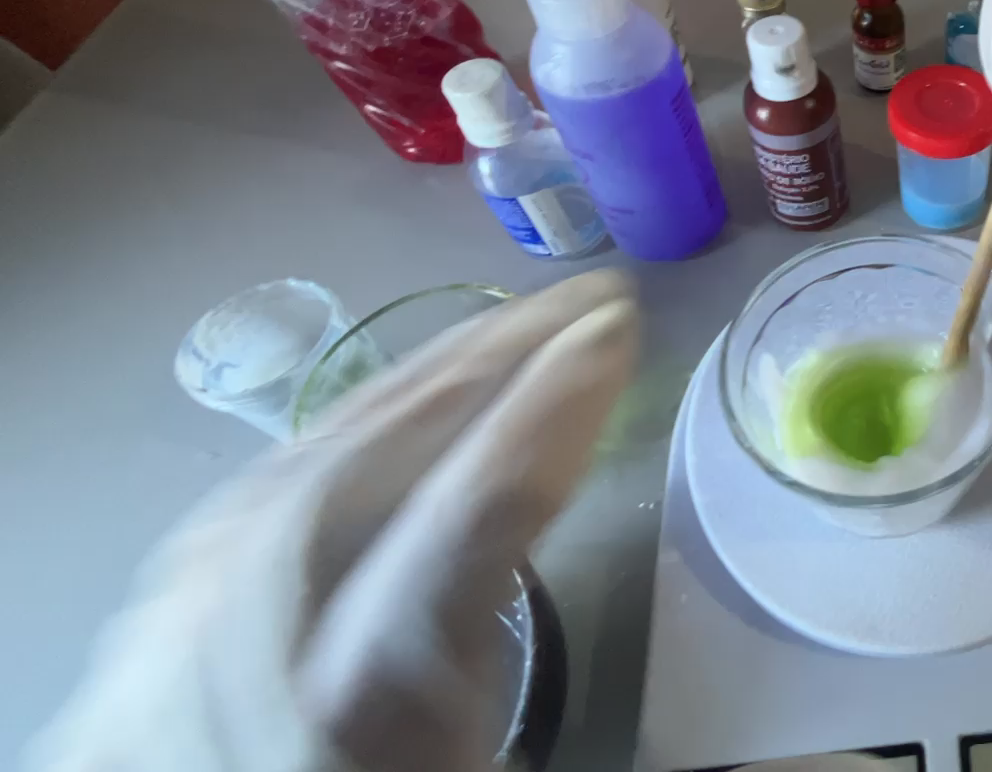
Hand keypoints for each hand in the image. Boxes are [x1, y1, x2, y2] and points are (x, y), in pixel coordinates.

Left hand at [29, 271, 639, 771]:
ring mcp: (186, 617)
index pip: (475, 513)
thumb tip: (807, 716)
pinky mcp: (164, 609)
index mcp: (366, 703)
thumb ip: (624, 704)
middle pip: (388, 454)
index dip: (557, 406)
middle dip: (506, 355)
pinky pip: (279, 472)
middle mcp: (262, 641)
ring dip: (442, 366)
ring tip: (527, 320)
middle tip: (594, 298)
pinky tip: (419, 384)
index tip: (622, 329)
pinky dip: (368, 408)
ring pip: (325, 447)